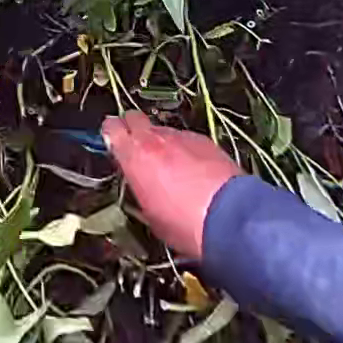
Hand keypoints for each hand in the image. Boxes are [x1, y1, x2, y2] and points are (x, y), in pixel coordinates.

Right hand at [101, 112, 241, 260]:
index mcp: (134, 155)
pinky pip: (186, 139)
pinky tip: (196, 171)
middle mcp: (154, 138)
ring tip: (172, 168)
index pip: (111, 127)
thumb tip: (140, 184)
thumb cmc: (186, 224)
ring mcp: (180, 136)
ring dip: (162, 143)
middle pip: (134, 117)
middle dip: (133, 129)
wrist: (231, 220)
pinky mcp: (204, 140)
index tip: (114, 144)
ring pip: (162, 130)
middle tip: (138, 149)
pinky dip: (186, 150)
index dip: (111, 134)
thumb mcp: (150, 214)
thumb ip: (139, 188)